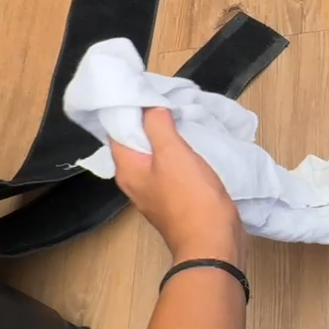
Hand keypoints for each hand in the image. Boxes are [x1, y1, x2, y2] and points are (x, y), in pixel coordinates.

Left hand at [110, 108, 245, 266]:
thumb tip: (150, 106)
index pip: (116, 129)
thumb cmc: (190, 197)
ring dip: (164, 134)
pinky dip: (176, 150)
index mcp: (127, 168)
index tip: (144, 88)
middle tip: (166, 97)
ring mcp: (154, 190)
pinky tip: (192, 141)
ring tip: (181, 114)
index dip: (127, 107)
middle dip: (147, 119)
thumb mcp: (173, 153)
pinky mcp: (173, 196)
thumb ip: (158, 126)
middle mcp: (134, 179)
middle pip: (134, 141)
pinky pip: (168, 165)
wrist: (212, 241)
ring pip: (153, 153)